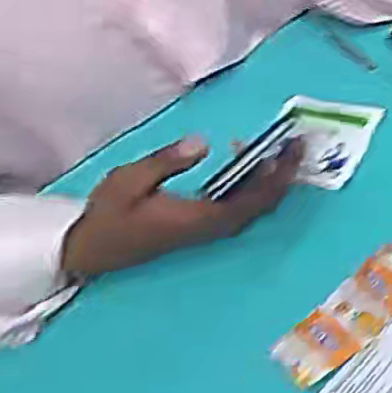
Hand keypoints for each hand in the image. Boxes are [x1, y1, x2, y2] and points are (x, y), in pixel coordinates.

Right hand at [60, 135, 302, 277]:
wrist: (97, 249)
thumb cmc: (111, 215)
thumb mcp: (129, 181)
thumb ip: (167, 162)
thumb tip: (202, 143)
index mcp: (208, 216)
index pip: (259, 196)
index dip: (281, 172)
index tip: (292, 149)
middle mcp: (222, 225)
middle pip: (268, 199)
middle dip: (285, 170)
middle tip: (294, 143)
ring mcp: (219, 226)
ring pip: (259, 201)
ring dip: (270, 175)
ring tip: (273, 146)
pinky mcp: (213, 224)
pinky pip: (246, 202)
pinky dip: (254, 181)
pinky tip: (245, 160)